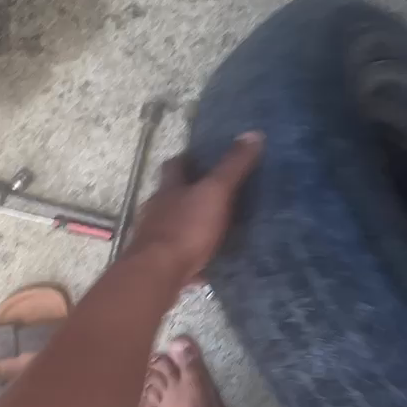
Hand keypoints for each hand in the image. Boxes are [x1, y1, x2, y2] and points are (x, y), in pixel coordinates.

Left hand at [124, 131, 263, 282]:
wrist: (158, 273)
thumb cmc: (186, 228)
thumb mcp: (216, 193)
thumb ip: (233, 166)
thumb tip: (253, 133)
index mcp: (169, 188)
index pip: (175, 165)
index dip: (186, 160)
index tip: (200, 159)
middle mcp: (156, 209)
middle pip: (171, 195)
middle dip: (188, 194)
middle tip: (212, 195)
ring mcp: (153, 237)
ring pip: (172, 224)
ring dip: (188, 225)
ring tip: (213, 230)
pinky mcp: (157, 263)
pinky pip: (176, 255)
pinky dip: (190, 256)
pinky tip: (206, 264)